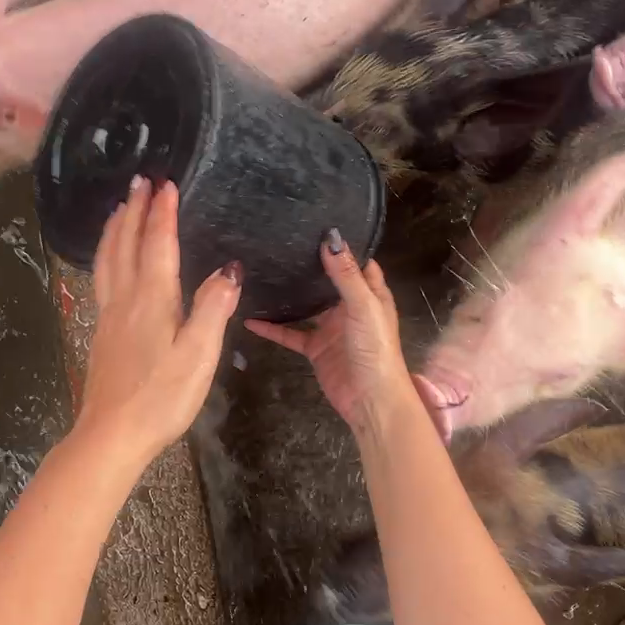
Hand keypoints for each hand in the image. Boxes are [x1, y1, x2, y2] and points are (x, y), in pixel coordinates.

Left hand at [73, 177, 241, 466]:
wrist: (111, 434)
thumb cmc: (161, 398)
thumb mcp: (198, 356)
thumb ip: (212, 310)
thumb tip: (228, 269)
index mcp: (152, 300)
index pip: (157, 245)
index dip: (162, 213)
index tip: (166, 182)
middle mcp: (125, 300)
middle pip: (125, 244)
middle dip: (133, 210)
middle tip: (139, 181)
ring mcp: (108, 316)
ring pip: (107, 260)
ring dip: (114, 229)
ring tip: (118, 209)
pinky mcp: (101, 333)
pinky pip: (101, 278)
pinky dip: (104, 255)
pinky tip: (108, 262)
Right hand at [246, 230, 424, 434]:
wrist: (370, 399)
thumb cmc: (374, 349)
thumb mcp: (363, 306)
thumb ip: (345, 274)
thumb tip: (330, 238)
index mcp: (369, 294)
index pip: (356, 262)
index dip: (341, 245)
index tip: (317, 225)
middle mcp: (350, 308)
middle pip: (328, 281)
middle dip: (309, 265)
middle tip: (280, 244)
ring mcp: (331, 329)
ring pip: (306, 306)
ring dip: (289, 294)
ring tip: (263, 273)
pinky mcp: (315, 349)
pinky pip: (290, 334)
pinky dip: (272, 328)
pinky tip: (250, 319)